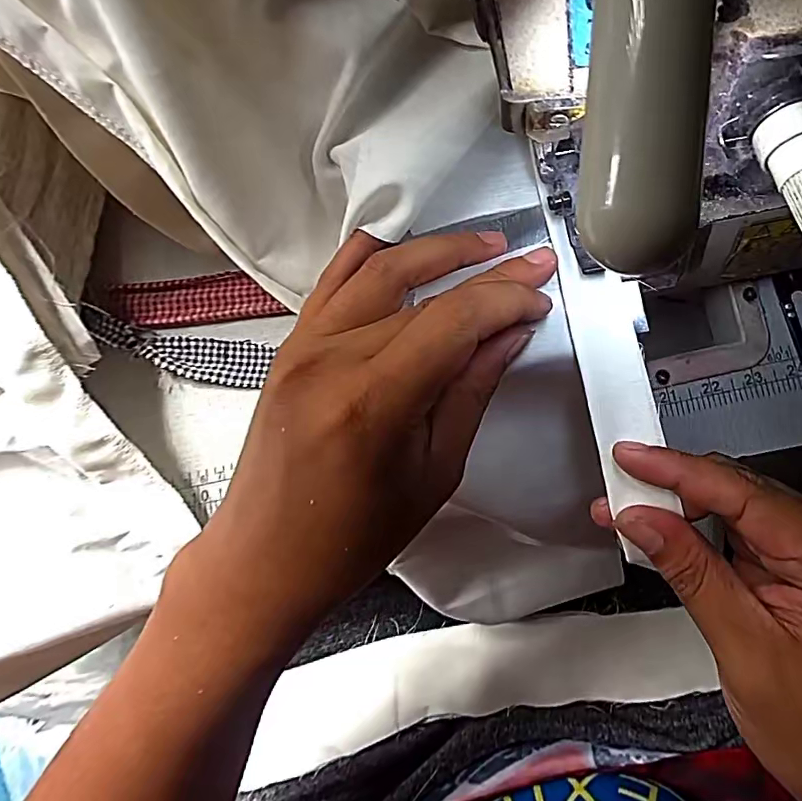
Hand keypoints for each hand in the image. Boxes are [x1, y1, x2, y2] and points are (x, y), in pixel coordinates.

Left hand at [176, 230, 556, 642]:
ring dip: (438, 249)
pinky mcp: (292, 345)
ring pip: (380, 268)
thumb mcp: (436, 470)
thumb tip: (508, 335)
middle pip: (425, 291)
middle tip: (529, 263)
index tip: (537, 297)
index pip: (455, 320)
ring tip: (483, 244)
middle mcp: (332, 360)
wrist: (264, 559)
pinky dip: (372, 252)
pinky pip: (333, 279)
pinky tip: (404, 241)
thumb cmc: (349, 536)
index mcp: (373, 401)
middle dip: (488, 272)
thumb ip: (473, 389)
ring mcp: (305, 346)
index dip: (506, 300)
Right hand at [592, 443, 801, 800]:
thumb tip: (645, 519)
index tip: (635, 459)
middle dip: (677, 490)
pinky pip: (752, 526)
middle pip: (745, 493)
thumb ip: (691, 572)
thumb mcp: (746, 651)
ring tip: (638, 513)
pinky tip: (674, 529)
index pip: (748, 494)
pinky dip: (709, 528)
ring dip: (688, 508)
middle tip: (622, 492)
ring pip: (744, 505)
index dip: (681, 470)